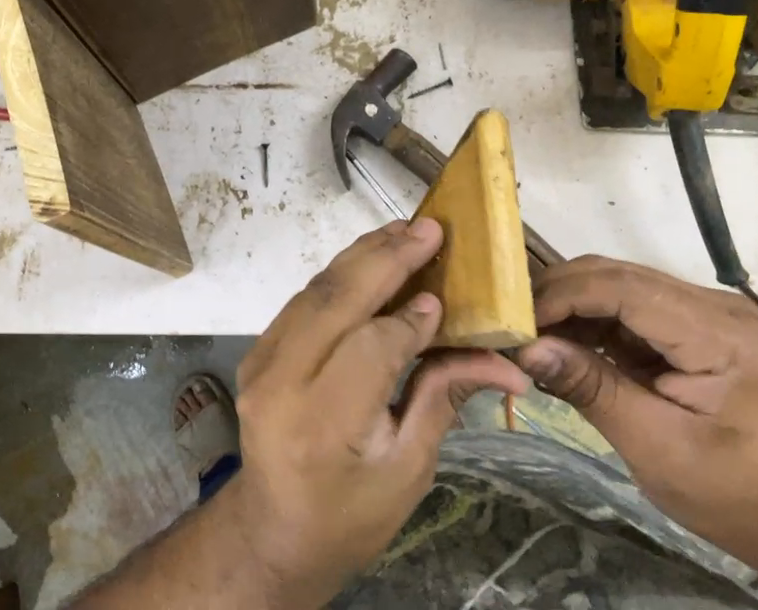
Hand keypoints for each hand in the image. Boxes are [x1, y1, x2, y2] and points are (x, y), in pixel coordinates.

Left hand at [216, 219, 530, 605]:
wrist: (275, 529)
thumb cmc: (351, 514)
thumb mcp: (408, 470)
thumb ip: (442, 398)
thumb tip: (502, 356)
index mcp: (320, 423)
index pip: (370, 346)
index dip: (410, 319)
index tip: (444, 300)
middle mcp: (279, 382)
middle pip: (335, 301)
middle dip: (385, 259)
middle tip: (429, 227)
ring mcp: (259, 362)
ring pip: (314, 292)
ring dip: (360, 257)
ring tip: (404, 230)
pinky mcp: (256, 352)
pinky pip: (302, 303)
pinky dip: (338, 278)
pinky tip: (369, 260)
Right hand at [513, 256, 757, 564]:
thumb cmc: (733, 493)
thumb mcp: (657, 448)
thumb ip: (592, 389)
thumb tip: (525, 349)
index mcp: (721, 335)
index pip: (625, 288)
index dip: (562, 296)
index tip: (514, 323)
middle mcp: (716, 307)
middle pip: (617, 275)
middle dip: (557, 294)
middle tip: (509, 325)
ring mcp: (704, 313)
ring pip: (615, 284)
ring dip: (567, 305)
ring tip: (527, 335)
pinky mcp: (689, 326)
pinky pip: (626, 307)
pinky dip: (586, 320)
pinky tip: (559, 343)